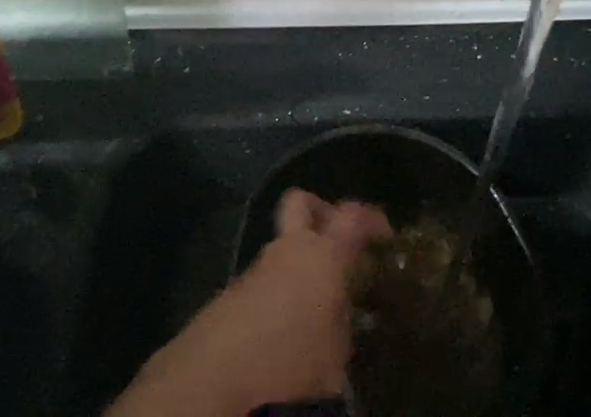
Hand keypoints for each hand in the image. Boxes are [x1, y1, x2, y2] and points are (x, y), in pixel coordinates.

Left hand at [106, 191, 391, 416]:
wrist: (204, 388)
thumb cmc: (286, 371)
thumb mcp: (335, 366)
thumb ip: (342, 333)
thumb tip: (344, 326)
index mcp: (321, 259)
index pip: (352, 215)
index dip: (372, 218)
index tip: (386, 236)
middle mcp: (285, 254)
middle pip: (302, 203)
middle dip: (322, 213)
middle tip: (339, 245)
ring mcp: (252, 273)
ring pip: (279, 250)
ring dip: (297, 265)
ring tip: (316, 308)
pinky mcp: (227, 298)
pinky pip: (261, 283)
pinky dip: (275, 295)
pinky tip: (283, 333)